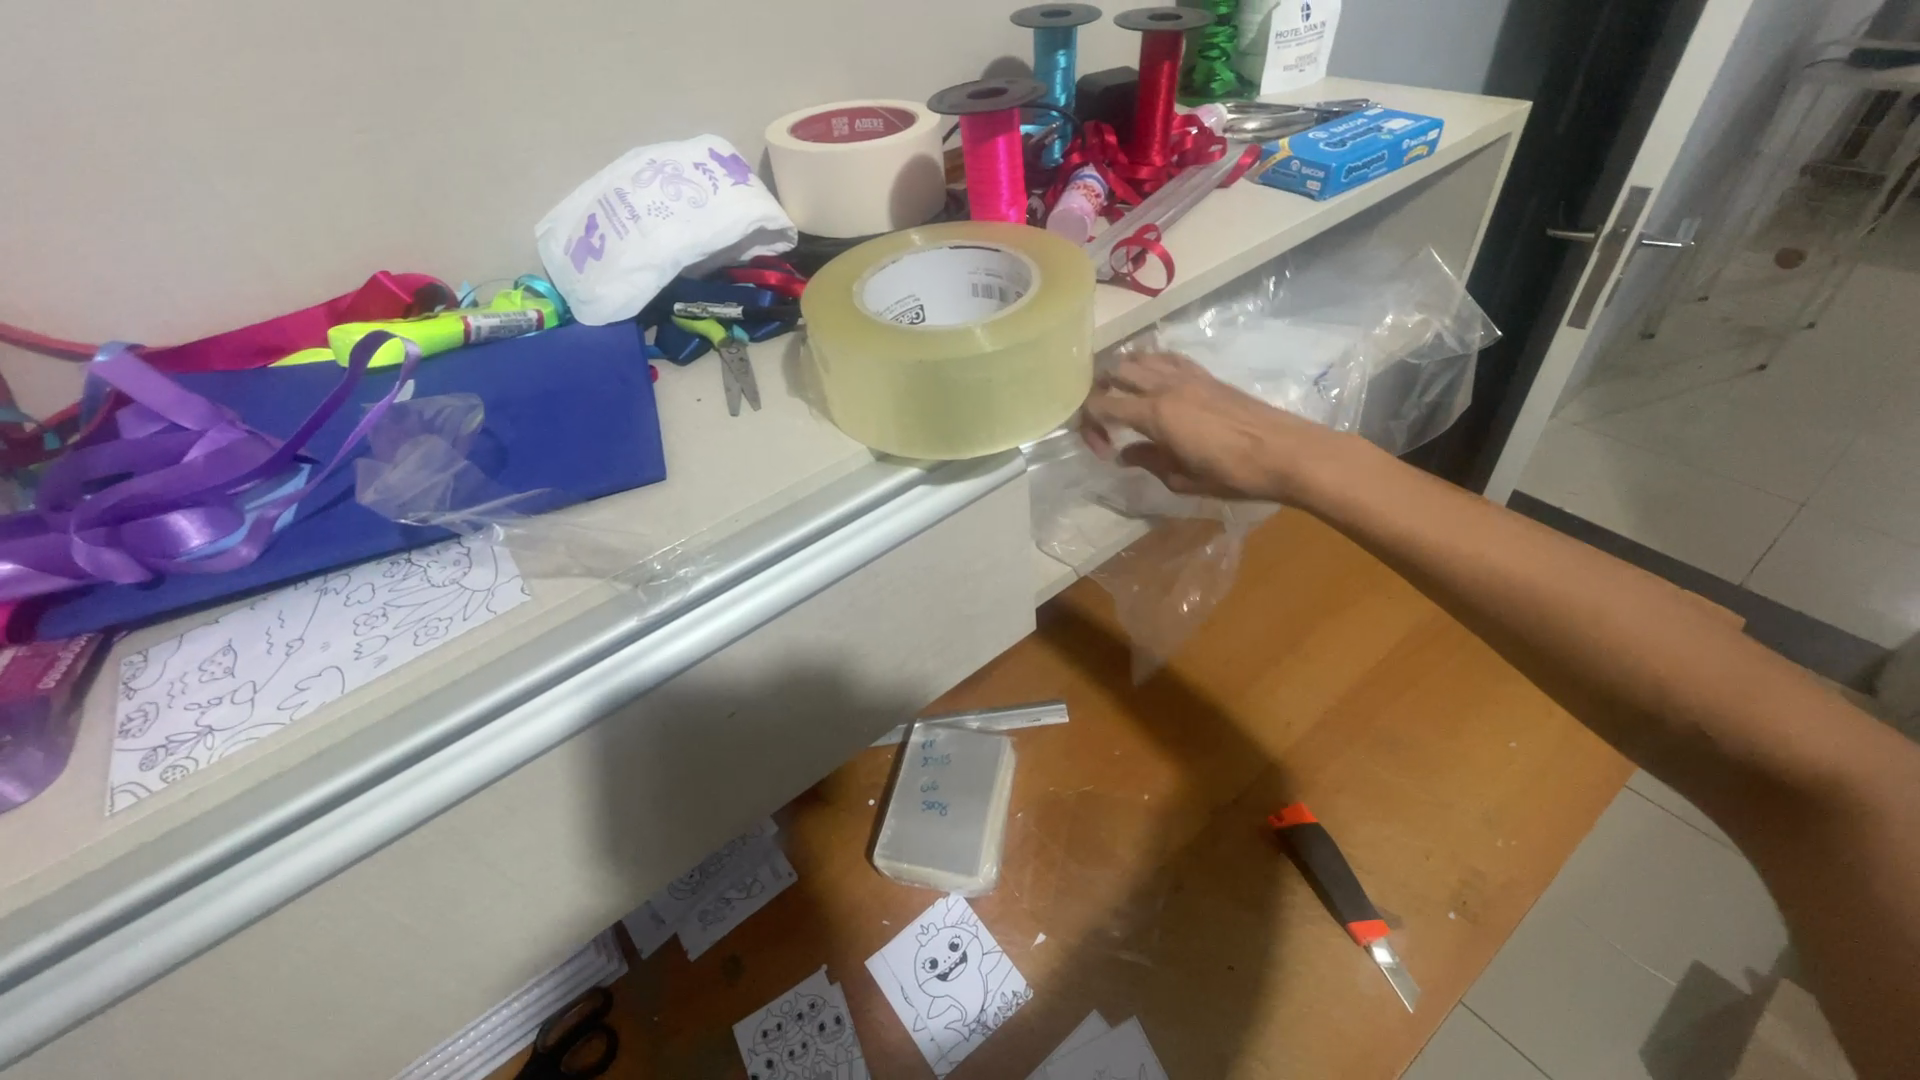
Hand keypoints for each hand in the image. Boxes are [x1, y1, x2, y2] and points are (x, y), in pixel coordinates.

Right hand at [1080, 351, 1339, 502]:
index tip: (1104, 451)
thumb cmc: (1233, 474)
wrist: (1286, 453)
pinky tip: (1154, 385)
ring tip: (1125, 401)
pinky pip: (1166, 358)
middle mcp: (1164, 385)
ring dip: (1122, 375)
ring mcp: (1186, 376)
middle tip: (1107, 422)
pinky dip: (1150, 365)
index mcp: (1154, 413)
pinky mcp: (1205, 375)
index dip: (1089, 426)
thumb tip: (1126, 453)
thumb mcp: (1182, 479)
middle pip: (1113, 370)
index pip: (1100, 404)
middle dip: (1099, 393)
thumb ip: (1148, 461)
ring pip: (1138, 357)